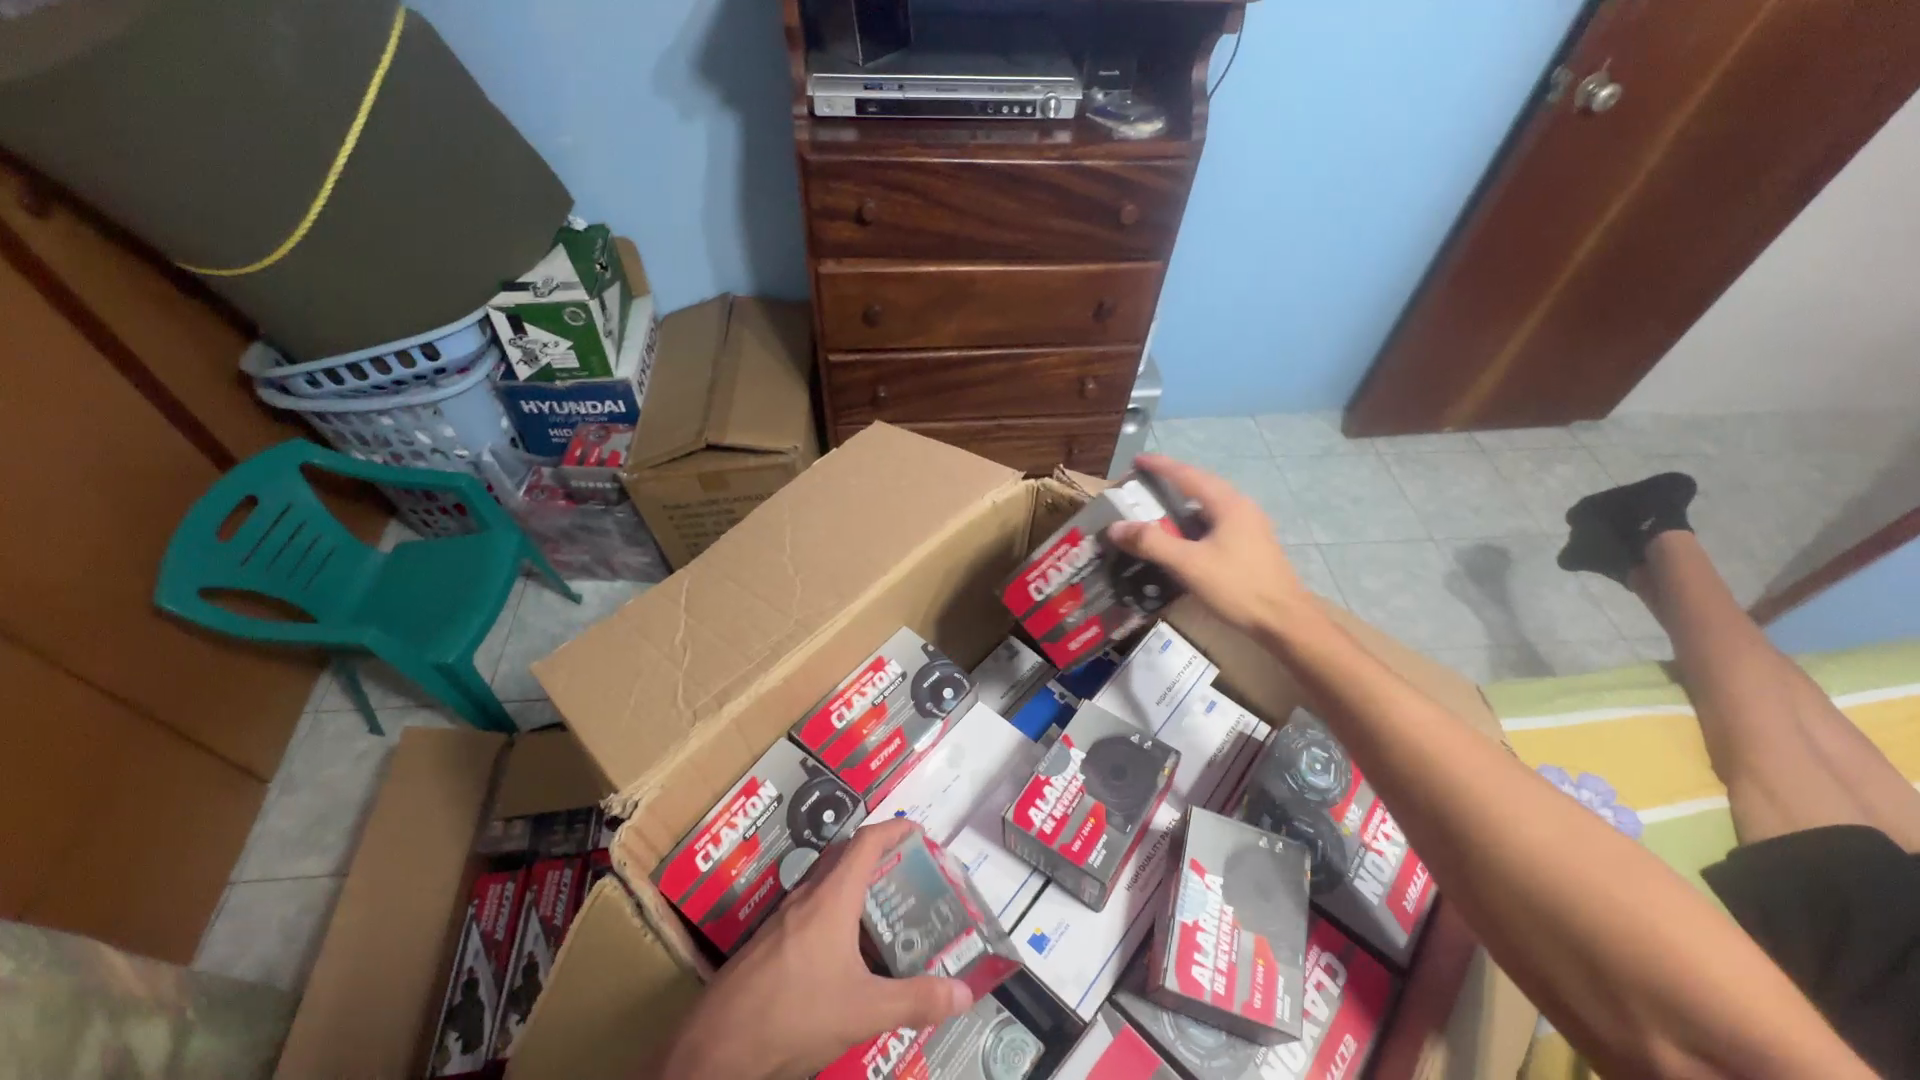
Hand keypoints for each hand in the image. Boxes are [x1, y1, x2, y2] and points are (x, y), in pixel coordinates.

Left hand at [661, 819, 973, 1079]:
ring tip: (887, 915)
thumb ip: (916, 1000)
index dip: (893, 829)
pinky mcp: (766, 947)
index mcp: (830, 899)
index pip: (865, 843)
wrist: (715, 1048)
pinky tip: (847, 956)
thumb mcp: (864, 1011)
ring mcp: (781, 923)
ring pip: (824, 888)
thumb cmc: (794, 1014)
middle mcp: (804, 900)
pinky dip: (836, 918)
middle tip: (910, 875)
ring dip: (855, 890)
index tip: (918, 831)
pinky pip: (808, 915)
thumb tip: (964, 993)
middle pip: (843, 858)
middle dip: (877, 858)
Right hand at [1108, 454, 1314, 636]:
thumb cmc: (1237, 586)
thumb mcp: (1188, 564)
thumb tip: (1116, 527)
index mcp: (1228, 504)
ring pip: (1210, 506)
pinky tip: (1183, 539)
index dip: (1161, 466)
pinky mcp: (1251, 546)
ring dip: (1183, 505)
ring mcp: (1250, 527)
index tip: (1137, 460)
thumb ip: (1151, 542)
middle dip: (1172, 482)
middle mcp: (1241, 508)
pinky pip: (1216, 523)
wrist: (1283, 620)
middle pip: (1201, 486)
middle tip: (1144, 485)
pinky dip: (1194, 524)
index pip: (1187, 475)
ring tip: (1158, 511)